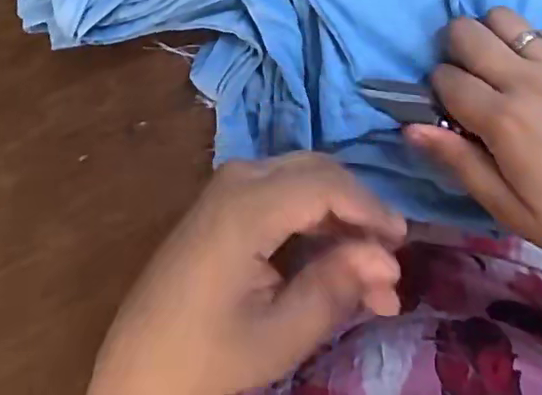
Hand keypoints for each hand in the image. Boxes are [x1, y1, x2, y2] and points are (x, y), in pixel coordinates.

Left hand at [88, 152, 407, 394]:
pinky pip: (282, 189)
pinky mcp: (225, 197)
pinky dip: (313, 217)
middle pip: (317, 172)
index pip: (326, 184)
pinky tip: (331, 257)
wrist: (136, 369)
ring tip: (368, 272)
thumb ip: (335, 289)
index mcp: (246, 205)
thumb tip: (388, 259)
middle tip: (388, 263)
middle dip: (358, 211)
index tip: (404, 243)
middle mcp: (238, 176)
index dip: (371, 208)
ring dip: (339, 215)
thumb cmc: (205, 359)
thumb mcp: (277, 336)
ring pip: (303, 177)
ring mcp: (228, 183)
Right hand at [405, 8, 541, 291]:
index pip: (445, 78)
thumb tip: (409, 126)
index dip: (436, 93)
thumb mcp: (509, 210)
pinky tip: (528, 72)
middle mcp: (526, 80)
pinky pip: (536, 29)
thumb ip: (458, 161)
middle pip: (465, 31)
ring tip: (494, 71)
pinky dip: (520, 40)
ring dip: (486, 36)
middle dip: (452, 52)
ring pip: (500, 16)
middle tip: (465, 86)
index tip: (447, 114)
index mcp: (504, 120)